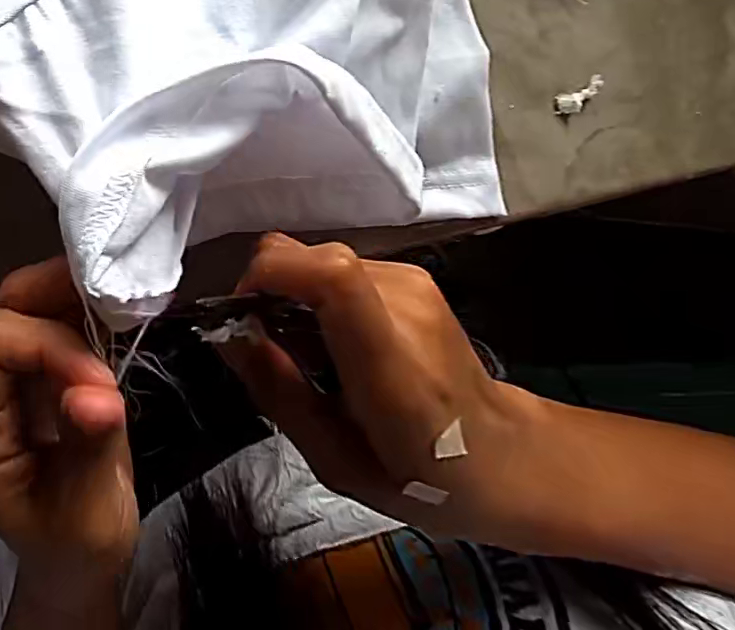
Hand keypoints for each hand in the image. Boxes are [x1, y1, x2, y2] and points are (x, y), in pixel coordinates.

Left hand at [0, 257, 136, 619]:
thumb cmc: (75, 547)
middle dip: (58, 294)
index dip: (48, 345)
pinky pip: (63, 316)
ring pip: (35, 301)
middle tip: (112, 305)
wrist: (79, 560)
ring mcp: (18, 376)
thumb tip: (96, 394)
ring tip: (121, 307)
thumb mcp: (88, 516)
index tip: (100, 378)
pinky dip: (92, 305)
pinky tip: (120, 315)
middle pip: (8, 307)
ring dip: (78, 294)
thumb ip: (91, 451)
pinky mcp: (49, 369)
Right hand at [214, 233, 539, 546]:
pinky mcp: (412, 275)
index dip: (271, 275)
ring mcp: (412, 281)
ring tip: (308, 353)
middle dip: (270, 290)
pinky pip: (341, 268)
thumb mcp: (336, 461)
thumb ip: (279, 392)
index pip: (332, 276)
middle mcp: (404, 301)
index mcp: (392, 359)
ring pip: (320, 260)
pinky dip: (318, 296)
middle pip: (312, 257)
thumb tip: (229, 333)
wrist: (505, 454)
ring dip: (294, 295)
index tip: (240, 314)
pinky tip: (334, 341)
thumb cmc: (424, 476)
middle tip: (268, 347)